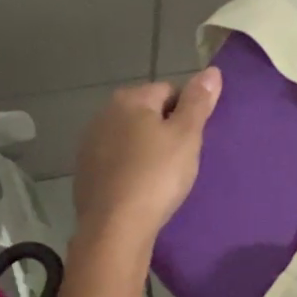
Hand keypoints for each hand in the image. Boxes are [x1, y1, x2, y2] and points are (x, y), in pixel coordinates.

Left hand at [72, 68, 221, 241]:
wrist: (115, 226)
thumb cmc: (157, 176)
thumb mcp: (186, 136)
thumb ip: (198, 102)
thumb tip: (212, 71)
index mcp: (129, 99)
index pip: (169, 91)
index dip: (187, 114)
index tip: (192, 141)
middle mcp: (104, 114)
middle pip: (146, 113)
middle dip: (164, 131)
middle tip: (181, 160)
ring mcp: (90, 144)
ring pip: (129, 138)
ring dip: (146, 150)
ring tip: (161, 178)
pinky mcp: (85, 172)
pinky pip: (116, 161)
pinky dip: (129, 169)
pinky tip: (140, 190)